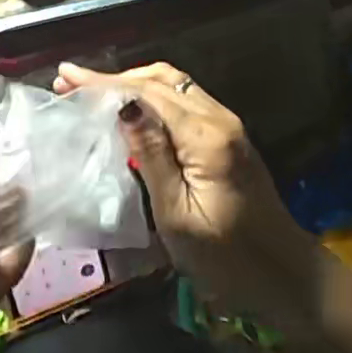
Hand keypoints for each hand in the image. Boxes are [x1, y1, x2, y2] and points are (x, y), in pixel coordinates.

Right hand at [56, 62, 309, 312]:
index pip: (146, 94)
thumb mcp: (176, 213)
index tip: (65, 75)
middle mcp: (219, 118)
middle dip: (113, 78)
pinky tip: (127, 108)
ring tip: (92, 91)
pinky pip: (182, 100)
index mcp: (206, 137)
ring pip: (173, 84)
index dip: (102, 83)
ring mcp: (226, 125)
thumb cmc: (226, 257)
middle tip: (71, 83)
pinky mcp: (227, 137)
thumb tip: (123, 107)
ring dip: (131, 83)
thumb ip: (150, 155)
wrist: (286, 277)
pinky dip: (150, 96)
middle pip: (160, 79)